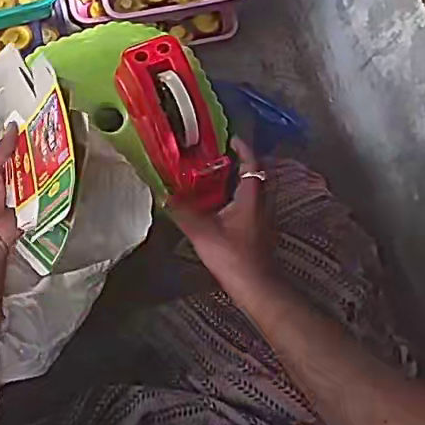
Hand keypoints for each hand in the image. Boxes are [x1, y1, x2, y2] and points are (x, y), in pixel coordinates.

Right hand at [167, 138, 273, 286]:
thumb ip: (182, 212)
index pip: (252, 164)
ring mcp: (262, 218)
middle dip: (239, 162)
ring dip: (237, 180)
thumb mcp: (202, 232)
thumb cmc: (233, 256)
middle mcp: (260, 203)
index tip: (230, 138)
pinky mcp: (258, 230)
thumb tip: (163, 196)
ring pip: (252, 190)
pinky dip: (236, 196)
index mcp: (251, 197)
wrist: (256, 286)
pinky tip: (218, 204)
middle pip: (255, 175)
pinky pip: (248, 203)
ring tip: (215, 176)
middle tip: (218, 155)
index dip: (243, 148)